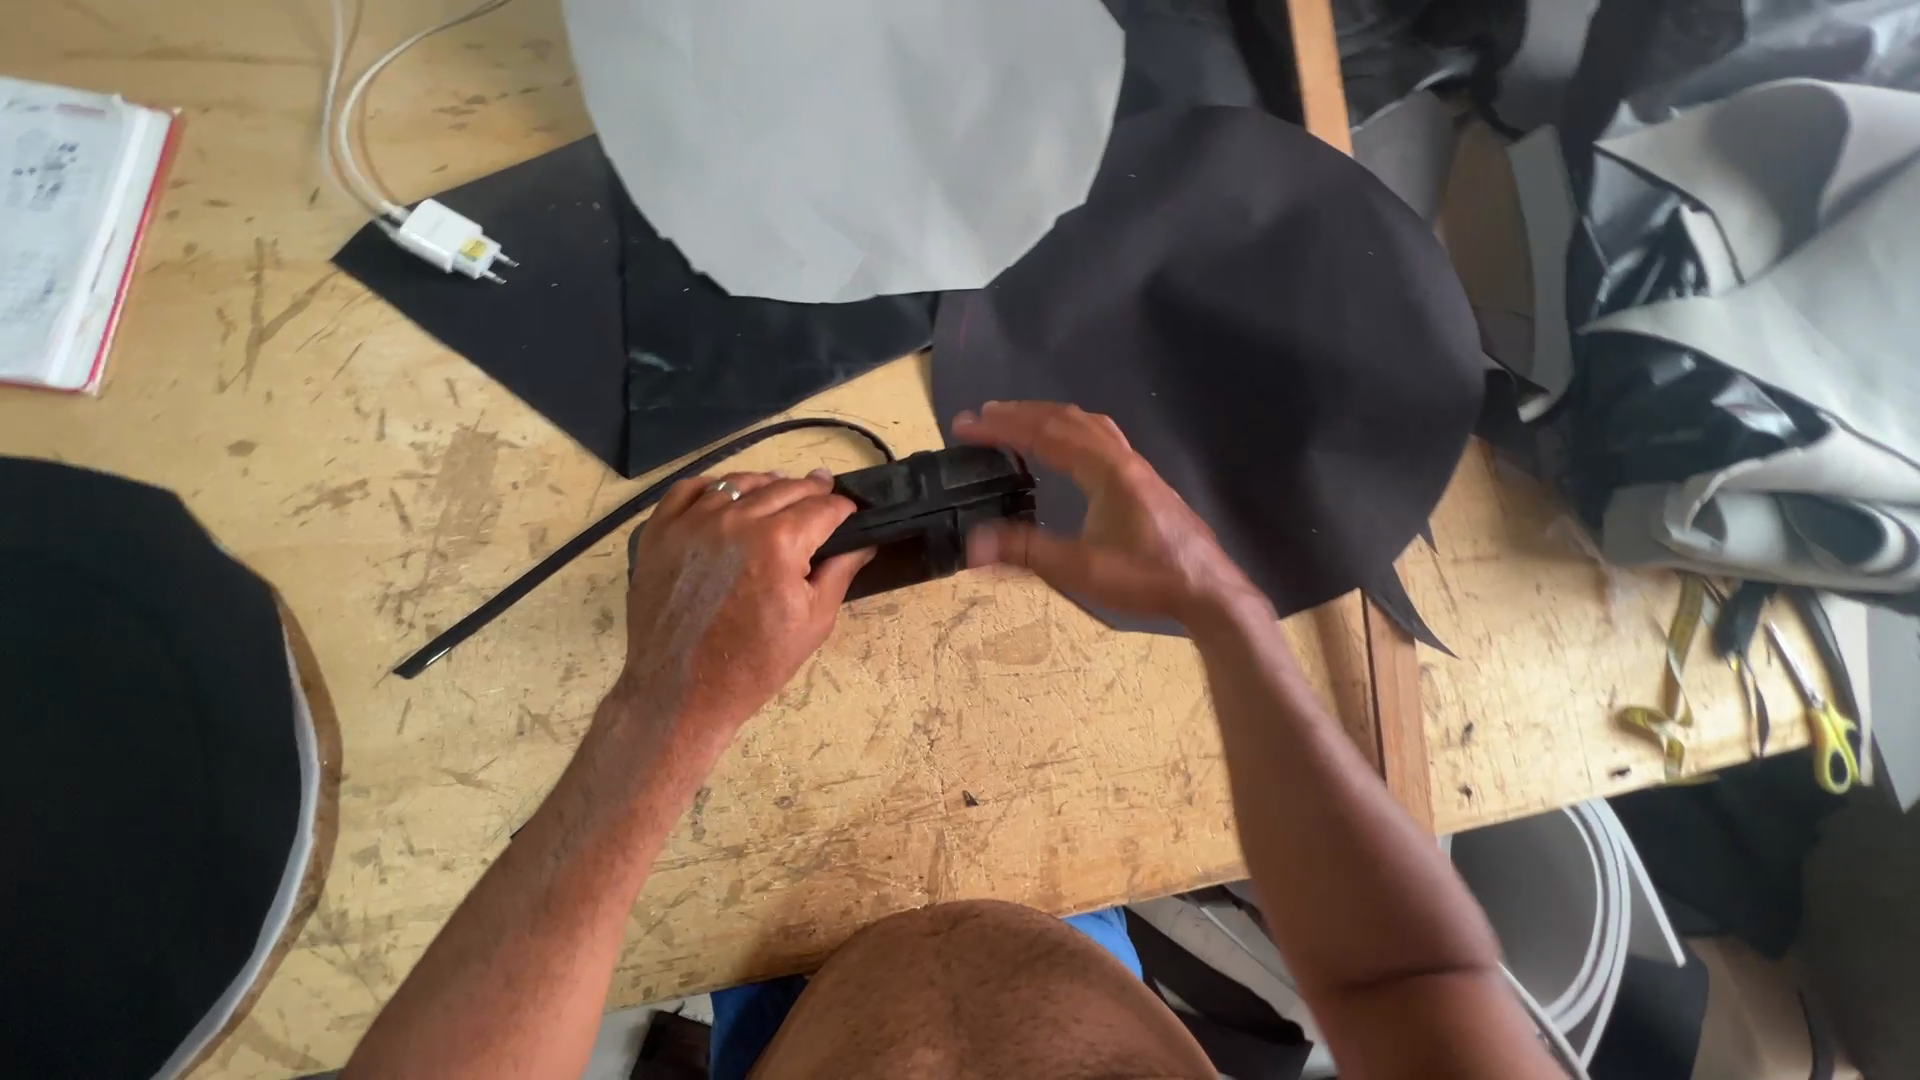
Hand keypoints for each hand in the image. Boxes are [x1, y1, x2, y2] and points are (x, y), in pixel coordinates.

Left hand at [613, 470, 872, 760]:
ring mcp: (693, 522)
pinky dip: (713, 486)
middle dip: (811, 490)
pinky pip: (688, 490)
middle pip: (784, 488)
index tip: (850, 511)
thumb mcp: (814, 621)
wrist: (681, 691)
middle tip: (824, 493)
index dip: (843, 508)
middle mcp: (736, 520)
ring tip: (780, 490)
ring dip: (767, 484)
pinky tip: (726, 495)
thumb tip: (865, 543)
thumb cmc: (756, 663)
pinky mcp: (661, 532)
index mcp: (780, 542)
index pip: (823, 507)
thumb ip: (840, 571)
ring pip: (739, 483)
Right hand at [952, 401, 1263, 625]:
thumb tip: (971, 545)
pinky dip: (1073, 430)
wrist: (1208, 590)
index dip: (1002, 427)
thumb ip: (1025, 552)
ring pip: (1089, 425)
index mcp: (1105, 470)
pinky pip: (1102, 439)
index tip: (966, 424)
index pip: (1045, 434)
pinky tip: (1068, 449)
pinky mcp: (1145, 483)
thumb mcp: (1080, 569)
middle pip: (1066, 419)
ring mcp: (1137, 468)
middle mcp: (1122, 459)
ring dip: (1049, 417)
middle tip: (982, 415)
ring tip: (1019, 421)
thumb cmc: (1146, 578)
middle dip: (1021, 414)